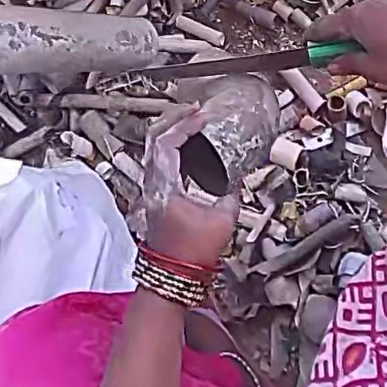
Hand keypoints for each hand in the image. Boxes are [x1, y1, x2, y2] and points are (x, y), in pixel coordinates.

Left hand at [139, 106, 238, 268]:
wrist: (173, 277)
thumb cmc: (192, 254)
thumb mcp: (221, 220)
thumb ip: (230, 193)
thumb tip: (235, 178)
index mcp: (165, 186)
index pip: (167, 142)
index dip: (185, 124)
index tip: (203, 116)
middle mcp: (152, 184)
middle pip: (154, 138)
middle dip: (174, 118)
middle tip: (194, 109)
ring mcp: (150, 189)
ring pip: (153, 147)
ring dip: (170, 129)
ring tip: (190, 120)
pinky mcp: (155, 195)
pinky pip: (158, 159)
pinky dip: (170, 144)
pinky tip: (185, 143)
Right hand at [307, 0, 386, 86]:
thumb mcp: (372, 69)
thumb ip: (348, 64)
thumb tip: (335, 64)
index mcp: (354, 19)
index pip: (323, 28)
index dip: (314, 40)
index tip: (311, 48)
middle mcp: (368, 5)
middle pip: (344, 22)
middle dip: (339, 39)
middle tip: (339, 57)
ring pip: (365, 18)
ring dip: (361, 33)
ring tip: (369, 55)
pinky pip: (384, 16)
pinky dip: (380, 28)